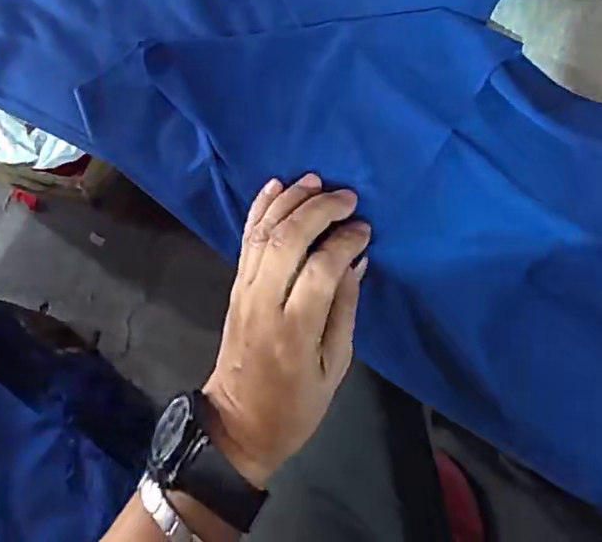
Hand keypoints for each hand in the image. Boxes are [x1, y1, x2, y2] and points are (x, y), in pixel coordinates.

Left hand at [201, 174, 370, 488]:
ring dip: (291, 200)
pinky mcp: (235, 282)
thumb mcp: (334, 368)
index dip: (344, 242)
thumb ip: (344, 310)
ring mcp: (244, 288)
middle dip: (319, 210)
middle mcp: (263, 301)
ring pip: (264, 231)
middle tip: (348, 197)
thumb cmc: (295, 404)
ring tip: (317, 181)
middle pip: (288, 240)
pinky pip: (247, 237)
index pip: (319, 270)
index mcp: (293, 331)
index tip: (365, 228)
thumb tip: (356, 260)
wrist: (237, 421)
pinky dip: (260, 207)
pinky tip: (277, 186)